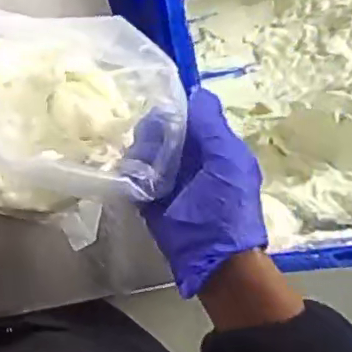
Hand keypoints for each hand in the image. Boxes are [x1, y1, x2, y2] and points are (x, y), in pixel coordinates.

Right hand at [140, 89, 268, 298]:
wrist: (212, 259)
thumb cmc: (225, 208)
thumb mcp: (226, 161)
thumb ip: (211, 127)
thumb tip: (195, 92)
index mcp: (213, 150)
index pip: (189, 120)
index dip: (172, 112)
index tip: (154, 110)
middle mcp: (191, 163)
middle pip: (163, 136)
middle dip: (151, 135)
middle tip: (143, 143)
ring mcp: (169, 183)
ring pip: (146, 156)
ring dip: (138, 156)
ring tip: (135, 164)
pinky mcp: (150, 202)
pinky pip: (134, 181)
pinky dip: (128, 176)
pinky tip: (125, 176)